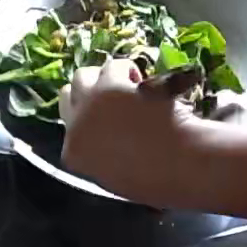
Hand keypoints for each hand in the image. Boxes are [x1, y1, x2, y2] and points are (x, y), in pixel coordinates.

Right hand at [59, 58, 211, 203]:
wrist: (177, 164)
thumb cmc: (155, 179)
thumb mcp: (116, 175)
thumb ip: (100, 154)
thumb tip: (105, 136)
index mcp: (74, 155)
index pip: (68, 128)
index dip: (88, 118)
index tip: (108, 120)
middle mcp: (74, 127)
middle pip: (69, 95)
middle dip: (89, 92)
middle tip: (114, 97)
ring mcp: (90, 104)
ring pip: (83, 76)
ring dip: (104, 79)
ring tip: (130, 86)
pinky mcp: (111, 86)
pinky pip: (115, 67)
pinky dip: (128, 71)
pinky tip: (146, 83)